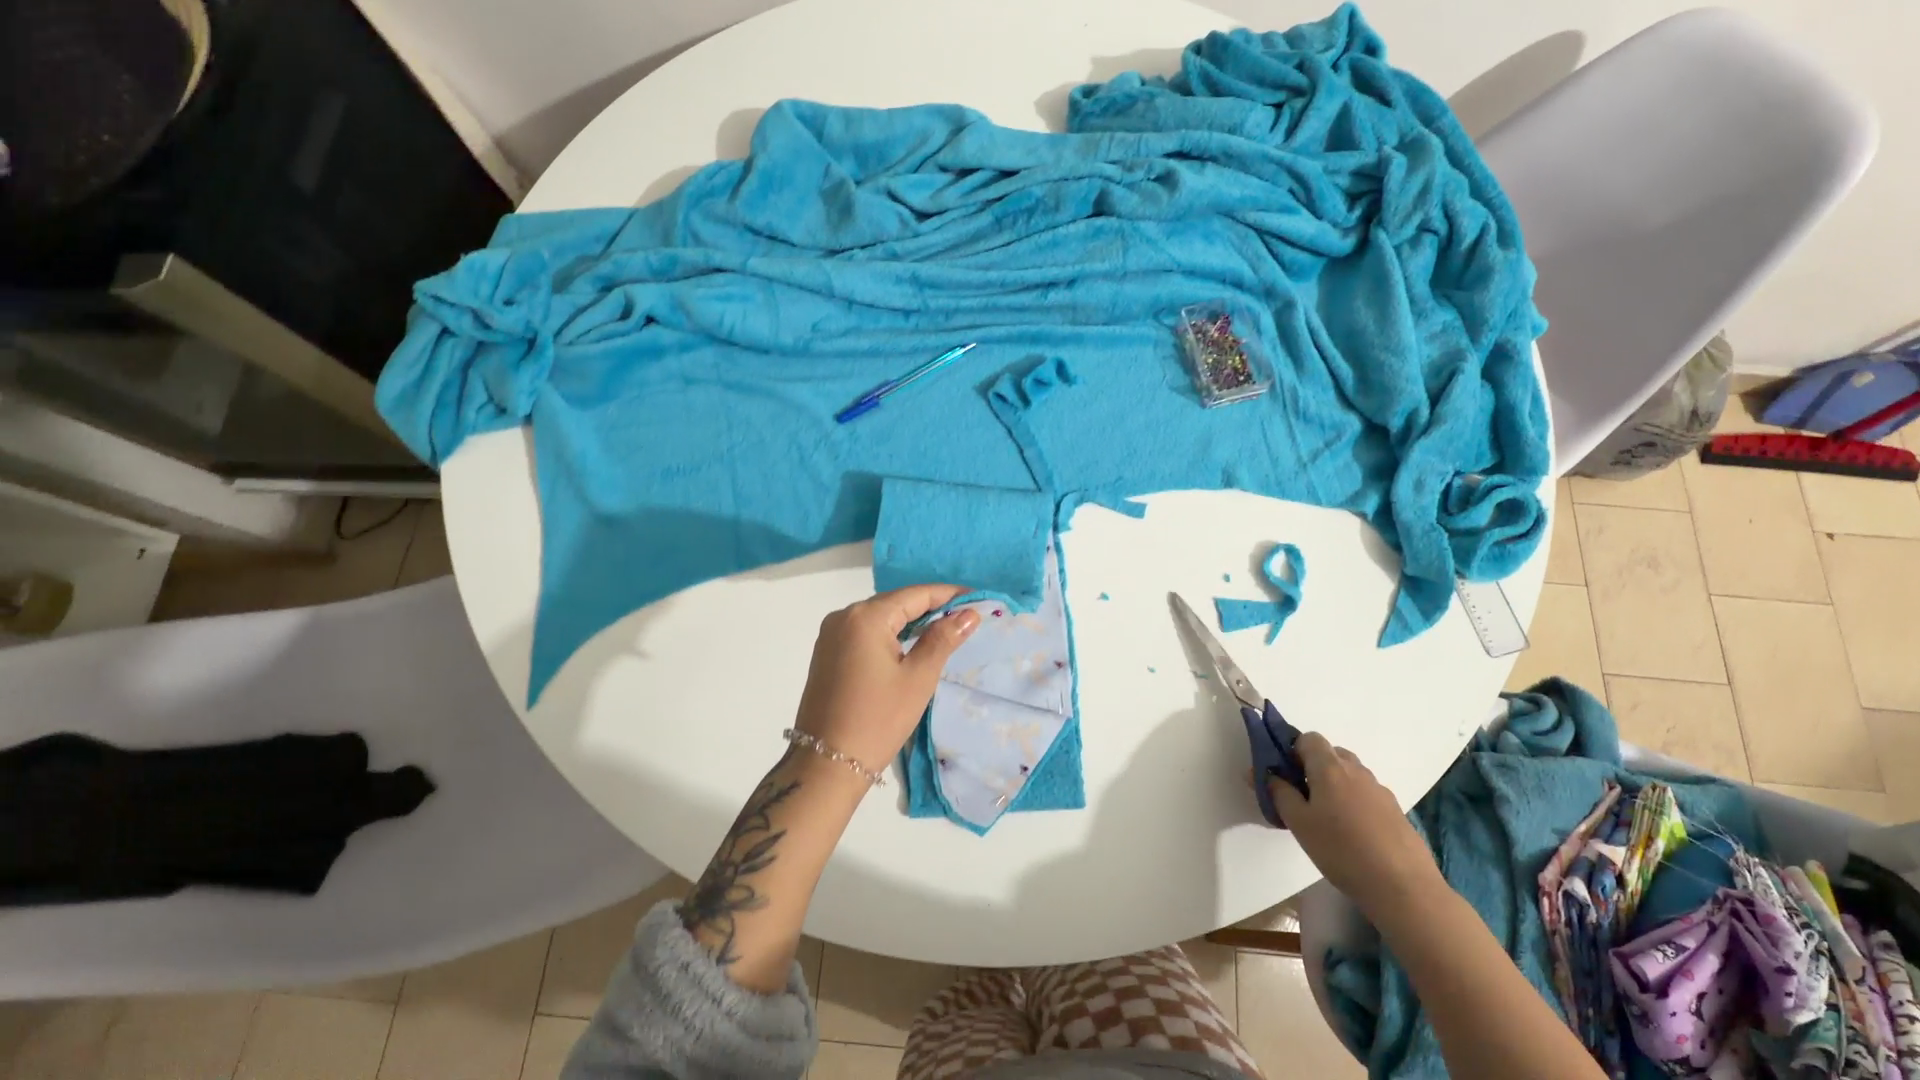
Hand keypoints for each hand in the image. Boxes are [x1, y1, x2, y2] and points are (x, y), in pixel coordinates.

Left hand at [793, 585, 979, 775]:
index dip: (949, 595)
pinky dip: (890, 635)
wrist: (827, 764)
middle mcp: (843, 616)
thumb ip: (942, 639)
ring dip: (910, 622)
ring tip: (945, 631)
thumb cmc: (878, 720)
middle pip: (895, 603)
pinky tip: (910, 646)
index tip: (979, 600)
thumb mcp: (918, 678)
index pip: (915, 594)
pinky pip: (865, 633)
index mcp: (865, 617)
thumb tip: (968, 613)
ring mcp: (830, 635)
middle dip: (930, 608)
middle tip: (966, 618)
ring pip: (880, 618)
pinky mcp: (826, 653)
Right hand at [1270, 732, 1441, 915]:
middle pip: (1331, 754)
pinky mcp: (1394, 809)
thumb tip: (1264, 772)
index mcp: (1330, 767)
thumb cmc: (1340, 850)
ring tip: (1327, 820)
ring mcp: (1379, 789)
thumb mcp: (1298, 823)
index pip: (1308, 738)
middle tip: (1302, 799)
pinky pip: (1366, 794)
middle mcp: (1356, 770)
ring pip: (1350, 774)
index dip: (1292, 751)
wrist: (1401, 884)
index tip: (1284, 776)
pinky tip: (1353, 834)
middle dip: (1313, 768)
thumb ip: (1279, 793)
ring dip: (1335, 785)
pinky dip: (1354, 802)